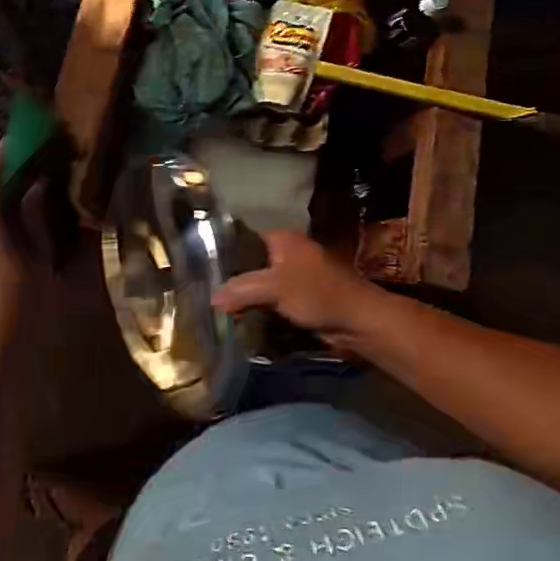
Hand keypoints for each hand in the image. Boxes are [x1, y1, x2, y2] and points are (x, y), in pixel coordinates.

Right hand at [213, 230, 392, 348]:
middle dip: (232, 282)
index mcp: (281, 239)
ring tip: (219, 311)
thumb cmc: (318, 294)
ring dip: (245, 300)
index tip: (201, 273)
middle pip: (249, 265)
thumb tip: (212, 298)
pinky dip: (259, 310)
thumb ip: (241, 289)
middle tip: (207, 296)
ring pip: (259, 286)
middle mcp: (286, 253)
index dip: (222, 255)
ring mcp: (294, 277)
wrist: (359, 321)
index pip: (242, 240)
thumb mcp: (274, 287)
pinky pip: (270, 302)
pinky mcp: (299, 300)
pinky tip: (240, 320)